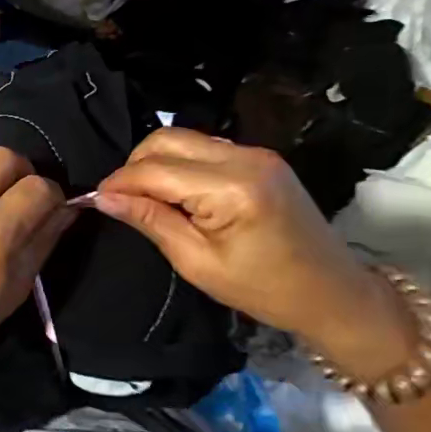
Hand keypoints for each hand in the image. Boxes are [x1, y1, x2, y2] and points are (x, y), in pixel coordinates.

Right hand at [94, 129, 415, 379]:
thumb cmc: (265, 290)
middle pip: (166, 139)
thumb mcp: (198, 263)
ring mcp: (256, 152)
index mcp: (232, 188)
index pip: (156, 169)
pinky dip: (181, 163)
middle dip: (135, 165)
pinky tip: (177, 192)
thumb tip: (103, 198)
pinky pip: (205, 147)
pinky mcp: (260, 156)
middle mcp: (244, 157)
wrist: (334, 292)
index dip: (119, 182)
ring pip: (184, 138)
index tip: (96, 199)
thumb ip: (150, 221)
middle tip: (123, 200)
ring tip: (148, 199)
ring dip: (157, 162)